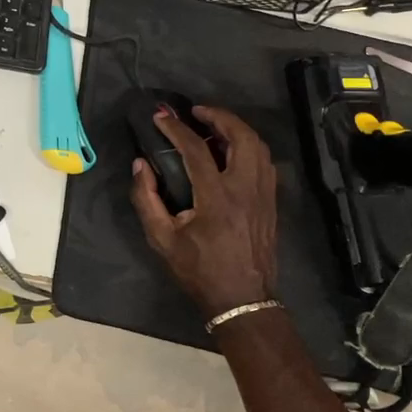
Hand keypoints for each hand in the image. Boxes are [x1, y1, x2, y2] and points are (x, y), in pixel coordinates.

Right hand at [128, 104, 278, 317]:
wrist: (241, 299)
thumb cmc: (198, 269)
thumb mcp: (161, 238)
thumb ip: (146, 198)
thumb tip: (141, 165)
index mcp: (217, 198)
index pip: (196, 149)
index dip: (176, 128)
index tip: (160, 117)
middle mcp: (245, 190)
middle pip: (242, 137)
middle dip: (219, 117)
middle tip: (197, 112)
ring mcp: (264, 195)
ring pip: (259, 147)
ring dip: (237, 129)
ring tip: (214, 126)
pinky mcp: (271, 203)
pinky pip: (265, 163)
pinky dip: (248, 147)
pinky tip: (231, 151)